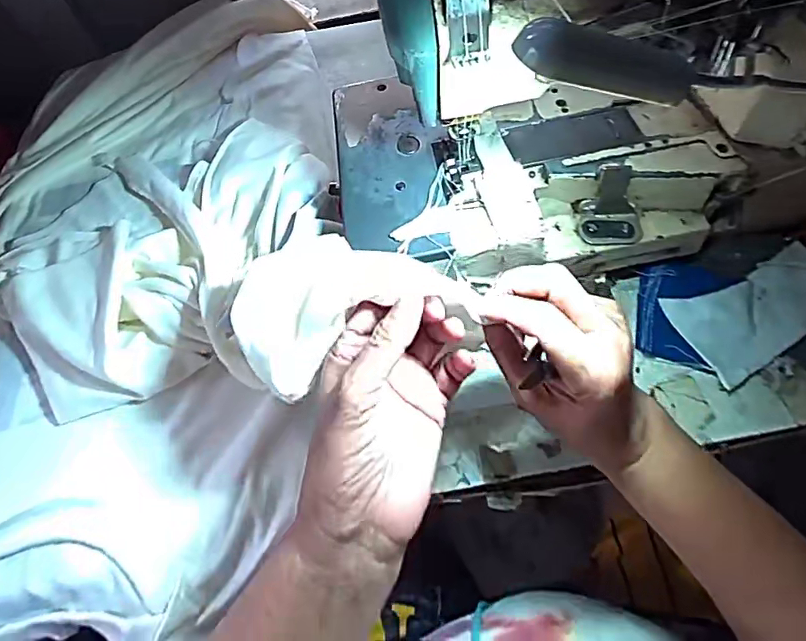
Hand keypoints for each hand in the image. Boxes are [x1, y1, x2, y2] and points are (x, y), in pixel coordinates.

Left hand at [292, 294, 473, 571]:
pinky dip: (460, 363)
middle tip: (439, 306)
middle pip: (406, 321)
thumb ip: (383, 345)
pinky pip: (449, 374)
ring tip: (453, 330)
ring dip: (444, 330)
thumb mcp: (355, 393)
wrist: (363, 524)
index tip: (417, 281)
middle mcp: (379, 364)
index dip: (395, 293)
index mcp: (350, 355)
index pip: (374, 310)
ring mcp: (406, 384)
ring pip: (430, 342)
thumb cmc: (340, 462)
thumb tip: (405, 301)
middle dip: (424, 307)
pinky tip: (465, 361)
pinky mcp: (431, 406)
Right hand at [475, 265, 649, 475]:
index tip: (482, 308)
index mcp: (593, 367)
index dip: (506, 307)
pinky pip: (563, 286)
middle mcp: (608, 334)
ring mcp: (610, 316)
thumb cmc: (583, 421)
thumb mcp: (533, 400)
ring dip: (524, 285)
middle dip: (514, 283)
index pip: (543, 319)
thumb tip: (488, 320)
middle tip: (491, 300)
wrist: (623, 422)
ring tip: (507, 307)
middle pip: (554, 282)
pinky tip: (530, 313)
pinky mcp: (605, 306)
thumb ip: (507, 356)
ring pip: (557, 279)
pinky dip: (538, 292)